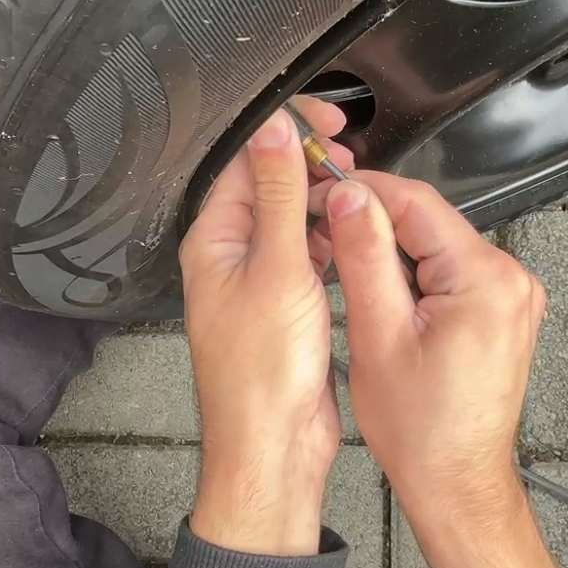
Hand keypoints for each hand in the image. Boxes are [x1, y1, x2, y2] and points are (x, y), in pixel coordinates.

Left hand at [179, 98, 352, 556]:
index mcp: (214, 241)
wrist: (273, 445)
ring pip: (289, 222)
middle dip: (307, 165)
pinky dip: (326, 242)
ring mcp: (256, 282)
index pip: (243, 161)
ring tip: (354, 197)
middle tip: (348, 158)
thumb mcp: (277, 269)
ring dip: (320, 203)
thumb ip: (277, 196)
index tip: (328, 122)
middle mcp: (229, 257)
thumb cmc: (262, 373)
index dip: (285, 132)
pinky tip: (349, 240)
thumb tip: (273, 132)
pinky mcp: (282, 306)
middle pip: (266, 187)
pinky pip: (303, 257)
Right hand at [321, 172, 567, 567]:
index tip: (321, 189)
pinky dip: (412, 273)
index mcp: (486, 281)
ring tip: (342, 261)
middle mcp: (511, 279)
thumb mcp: (378, 336)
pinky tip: (379, 288)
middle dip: (373, 221)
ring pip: (436, 245)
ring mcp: (511, 296)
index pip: (417, 202)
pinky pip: (450, 271)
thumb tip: (348, 196)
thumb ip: (364, 257)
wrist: (456, 480)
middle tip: (321, 228)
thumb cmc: (419, 429)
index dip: (363, 190)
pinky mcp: (501, 310)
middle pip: (429, 222)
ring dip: (389, 248)